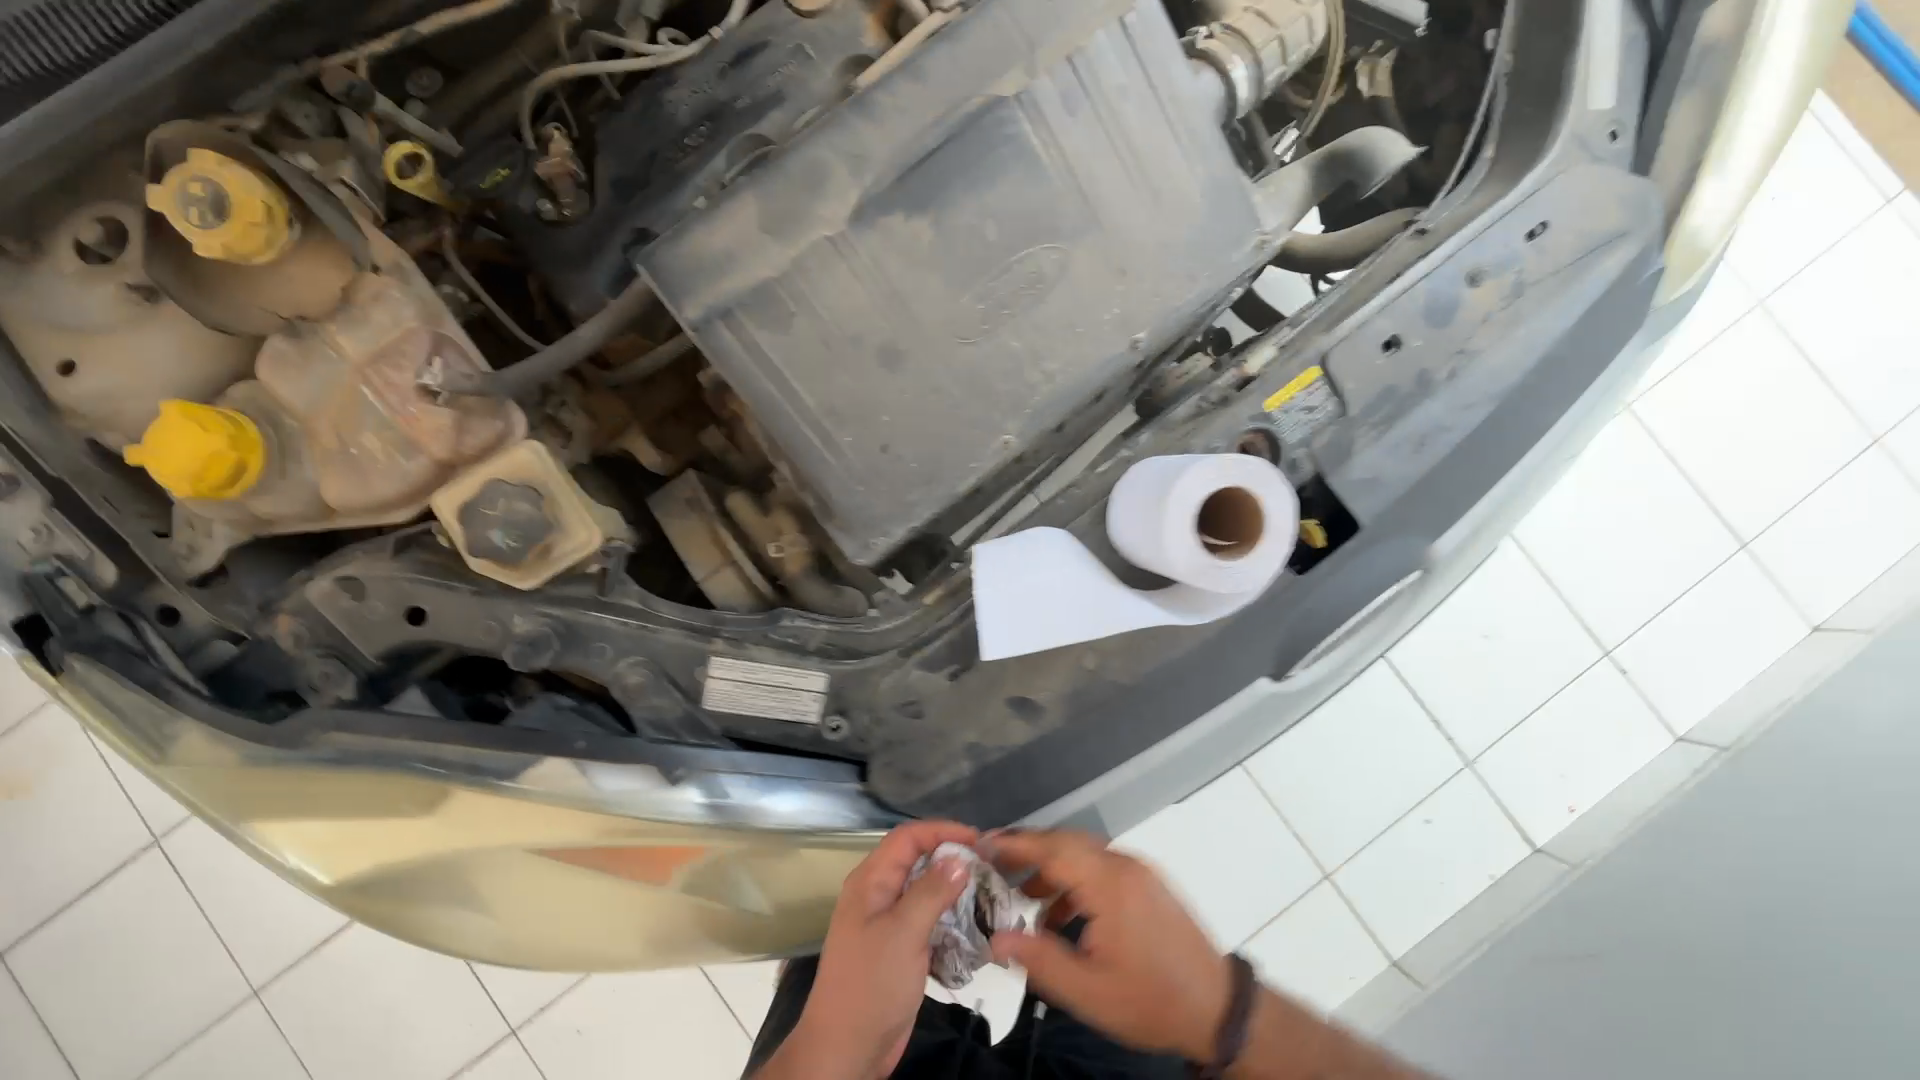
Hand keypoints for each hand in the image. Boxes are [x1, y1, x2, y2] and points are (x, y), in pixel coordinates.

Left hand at [771, 820, 977, 1079]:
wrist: (846, 1049)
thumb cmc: (871, 985)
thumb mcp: (903, 933)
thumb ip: (931, 892)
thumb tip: (959, 858)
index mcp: (870, 882)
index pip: (907, 838)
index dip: (942, 831)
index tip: (979, 841)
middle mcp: (877, 895)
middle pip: (916, 860)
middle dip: (951, 858)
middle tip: (989, 867)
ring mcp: (886, 923)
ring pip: (924, 891)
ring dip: (953, 889)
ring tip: (988, 893)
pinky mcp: (898, 949)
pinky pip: (926, 920)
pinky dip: (949, 918)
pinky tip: (973, 926)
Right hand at [986, 829, 1229, 1062]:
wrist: (1219, 1009)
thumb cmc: (1151, 1000)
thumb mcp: (1088, 992)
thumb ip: (1038, 960)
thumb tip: (995, 938)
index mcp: (1109, 884)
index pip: (1052, 848)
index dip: (1014, 845)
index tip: (980, 847)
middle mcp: (1124, 866)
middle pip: (1066, 842)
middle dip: (1027, 852)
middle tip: (991, 867)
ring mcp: (1139, 873)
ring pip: (1083, 854)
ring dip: (1050, 868)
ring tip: (1020, 896)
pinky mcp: (1148, 885)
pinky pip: (1101, 868)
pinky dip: (1074, 880)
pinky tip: (1058, 914)